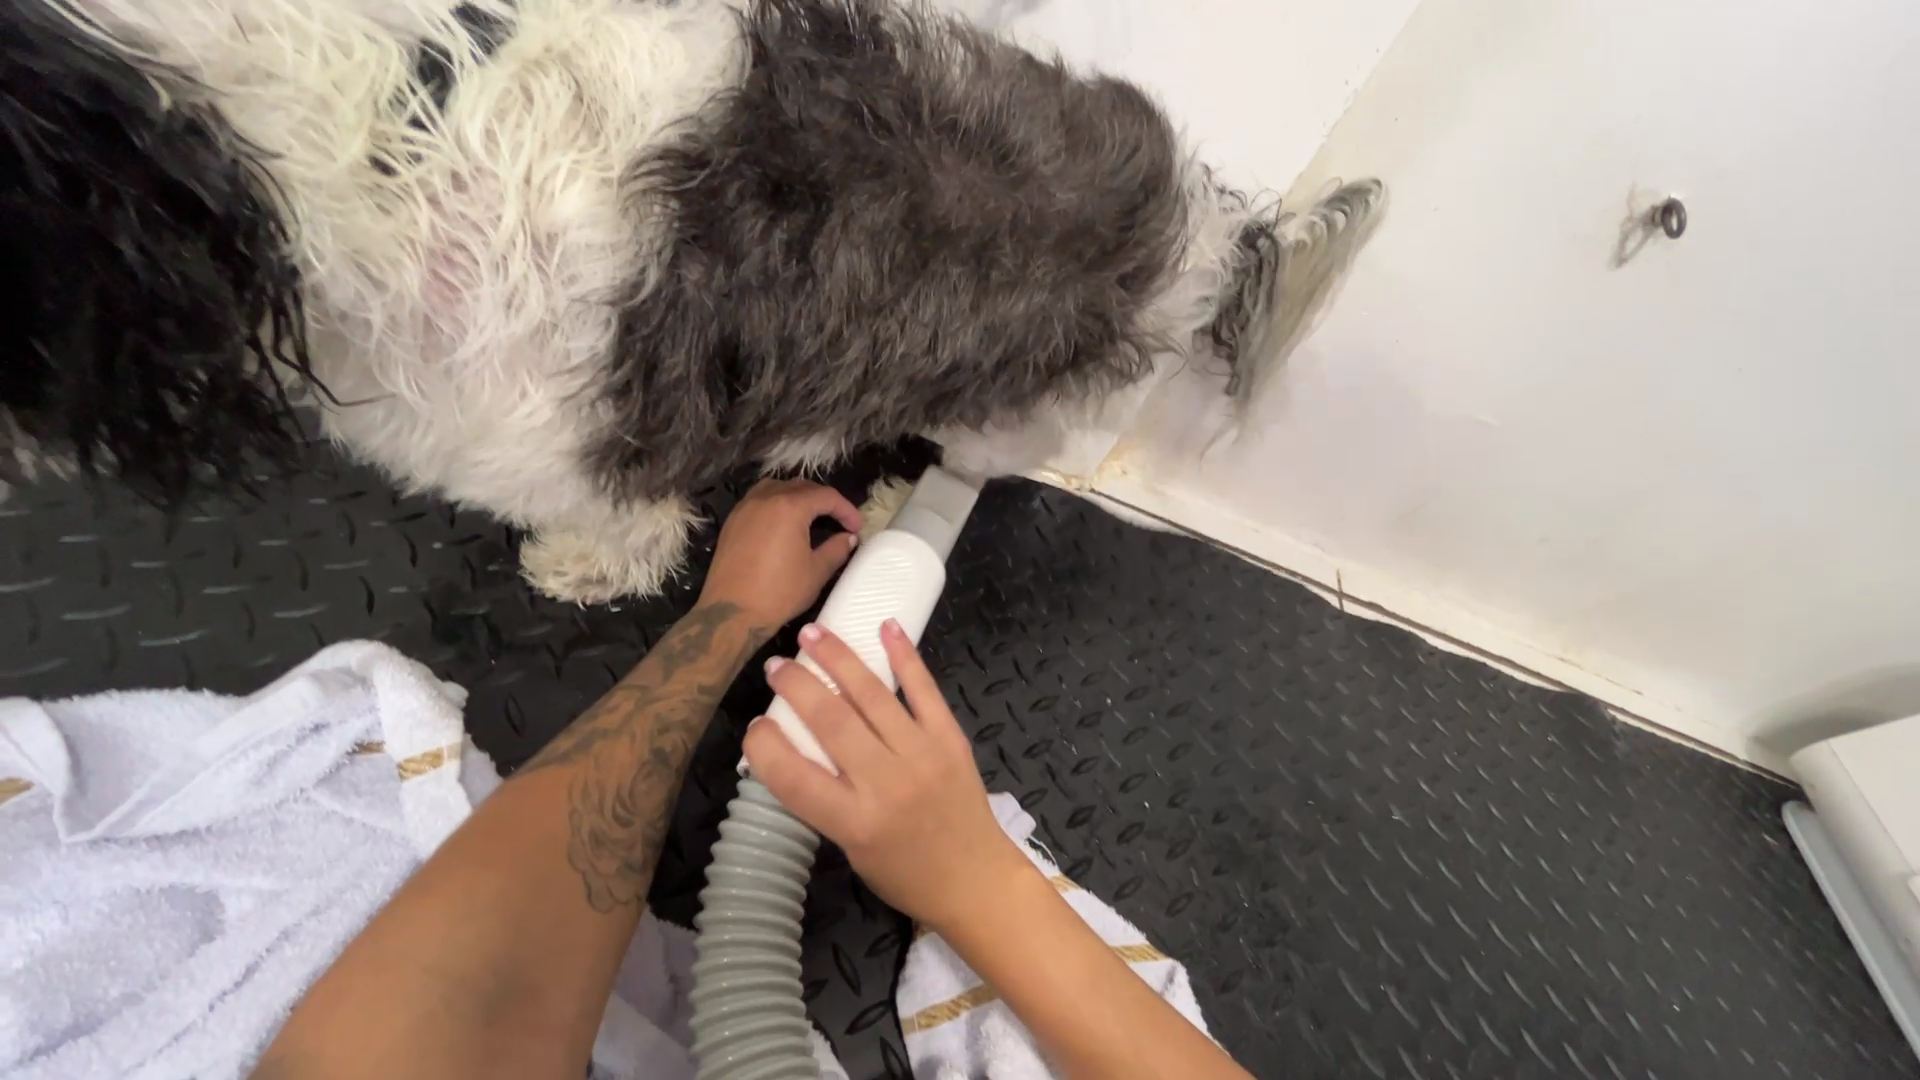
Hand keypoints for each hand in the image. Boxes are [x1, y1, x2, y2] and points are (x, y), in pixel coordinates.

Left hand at [697, 479, 862, 628]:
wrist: (732, 613)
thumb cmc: (779, 593)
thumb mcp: (817, 572)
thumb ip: (837, 549)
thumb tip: (848, 538)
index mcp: (790, 507)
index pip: (826, 496)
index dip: (846, 510)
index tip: (856, 527)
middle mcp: (766, 498)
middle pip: (802, 486)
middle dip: (824, 500)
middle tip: (838, 521)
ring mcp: (745, 507)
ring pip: (778, 487)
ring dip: (798, 496)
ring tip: (810, 516)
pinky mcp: (732, 521)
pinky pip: (759, 499)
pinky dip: (777, 503)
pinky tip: (783, 523)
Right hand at [744, 620, 1033, 931]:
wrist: (977, 880)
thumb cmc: (906, 873)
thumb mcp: (851, 849)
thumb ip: (824, 800)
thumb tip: (795, 747)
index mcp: (855, 823)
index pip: (795, 777)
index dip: (766, 746)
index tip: (754, 723)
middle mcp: (887, 783)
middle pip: (832, 722)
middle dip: (798, 686)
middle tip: (776, 665)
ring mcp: (923, 754)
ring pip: (873, 695)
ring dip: (839, 659)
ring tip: (813, 634)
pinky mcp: (951, 737)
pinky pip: (924, 690)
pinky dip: (904, 656)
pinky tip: (885, 627)